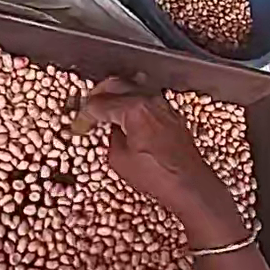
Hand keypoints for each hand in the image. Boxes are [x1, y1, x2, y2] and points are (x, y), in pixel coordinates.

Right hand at [77, 77, 240, 245]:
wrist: (190, 184)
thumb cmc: (155, 175)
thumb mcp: (119, 159)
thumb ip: (111, 137)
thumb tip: (113, 129)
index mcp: (133, 108)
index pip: (99, 103)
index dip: (84, 115)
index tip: (79, 125)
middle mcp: (150, 100)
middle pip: (117, 85)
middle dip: (98, 95)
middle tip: (88, 108)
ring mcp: (164, 106)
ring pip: (135, 87)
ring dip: (118, 94)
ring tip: (107, 107)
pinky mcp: (173, 115)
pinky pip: (149, 99)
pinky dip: (135, 102)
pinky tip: (130, 114)